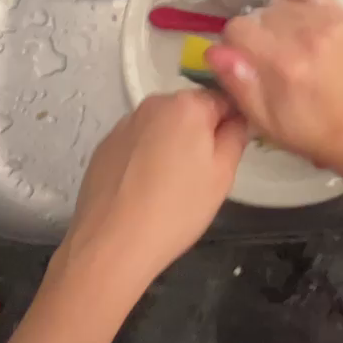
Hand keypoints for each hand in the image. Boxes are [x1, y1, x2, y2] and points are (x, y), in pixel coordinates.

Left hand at [58, 90, 246, 286]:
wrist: (111, 243)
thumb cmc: (177, 209)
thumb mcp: (222, 175)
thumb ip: (235, 136)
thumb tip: (238, 119)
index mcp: (187, 105)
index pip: (223, 99)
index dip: (232, 123)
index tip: (230, 152)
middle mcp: (154, 103)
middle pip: (190, 111)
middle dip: (200, 134)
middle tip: (203, 173)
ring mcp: (125, 123)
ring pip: (162, 127)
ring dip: (172, 144)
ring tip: (171, 185)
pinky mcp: (105, 144)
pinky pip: (137, 142)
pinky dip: (146, 157)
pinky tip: (144, 188)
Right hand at [208, 0, 342, 177]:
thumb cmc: (311, 131)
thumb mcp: (265, 121)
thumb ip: (237, 83)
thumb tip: (215, 50)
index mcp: (282, 63)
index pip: (237, 28)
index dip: (233, 45)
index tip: (243, 61)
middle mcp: (305, 35)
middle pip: (259, 14)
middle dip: (256, 35)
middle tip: (268, 58)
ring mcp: (328, 22)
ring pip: (282, 3)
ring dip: (277, 20)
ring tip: (287, 43)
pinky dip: (298, 1)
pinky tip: (299, 20)